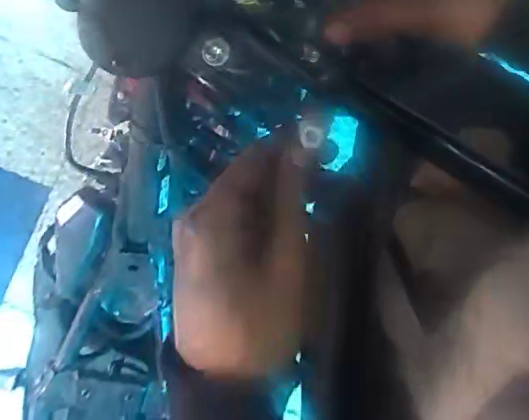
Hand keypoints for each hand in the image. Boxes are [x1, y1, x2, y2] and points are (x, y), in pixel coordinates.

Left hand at [172, 138, 311, 377]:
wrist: (219, 390)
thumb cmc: (258, 322)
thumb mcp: (286, 256)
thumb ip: (293, 193)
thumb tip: (306, 138)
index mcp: (212, 211)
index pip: (256, 155)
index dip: (295, 141)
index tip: (331, 140)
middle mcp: (196, 213)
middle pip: (250, 174)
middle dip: (293, 169)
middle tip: (334, 171)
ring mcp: (194, 234)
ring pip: (246, 196)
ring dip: (283, 192)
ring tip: (322, 199)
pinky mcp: (199, 252)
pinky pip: (237, 217)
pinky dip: (266, 213)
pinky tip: (292, 224)